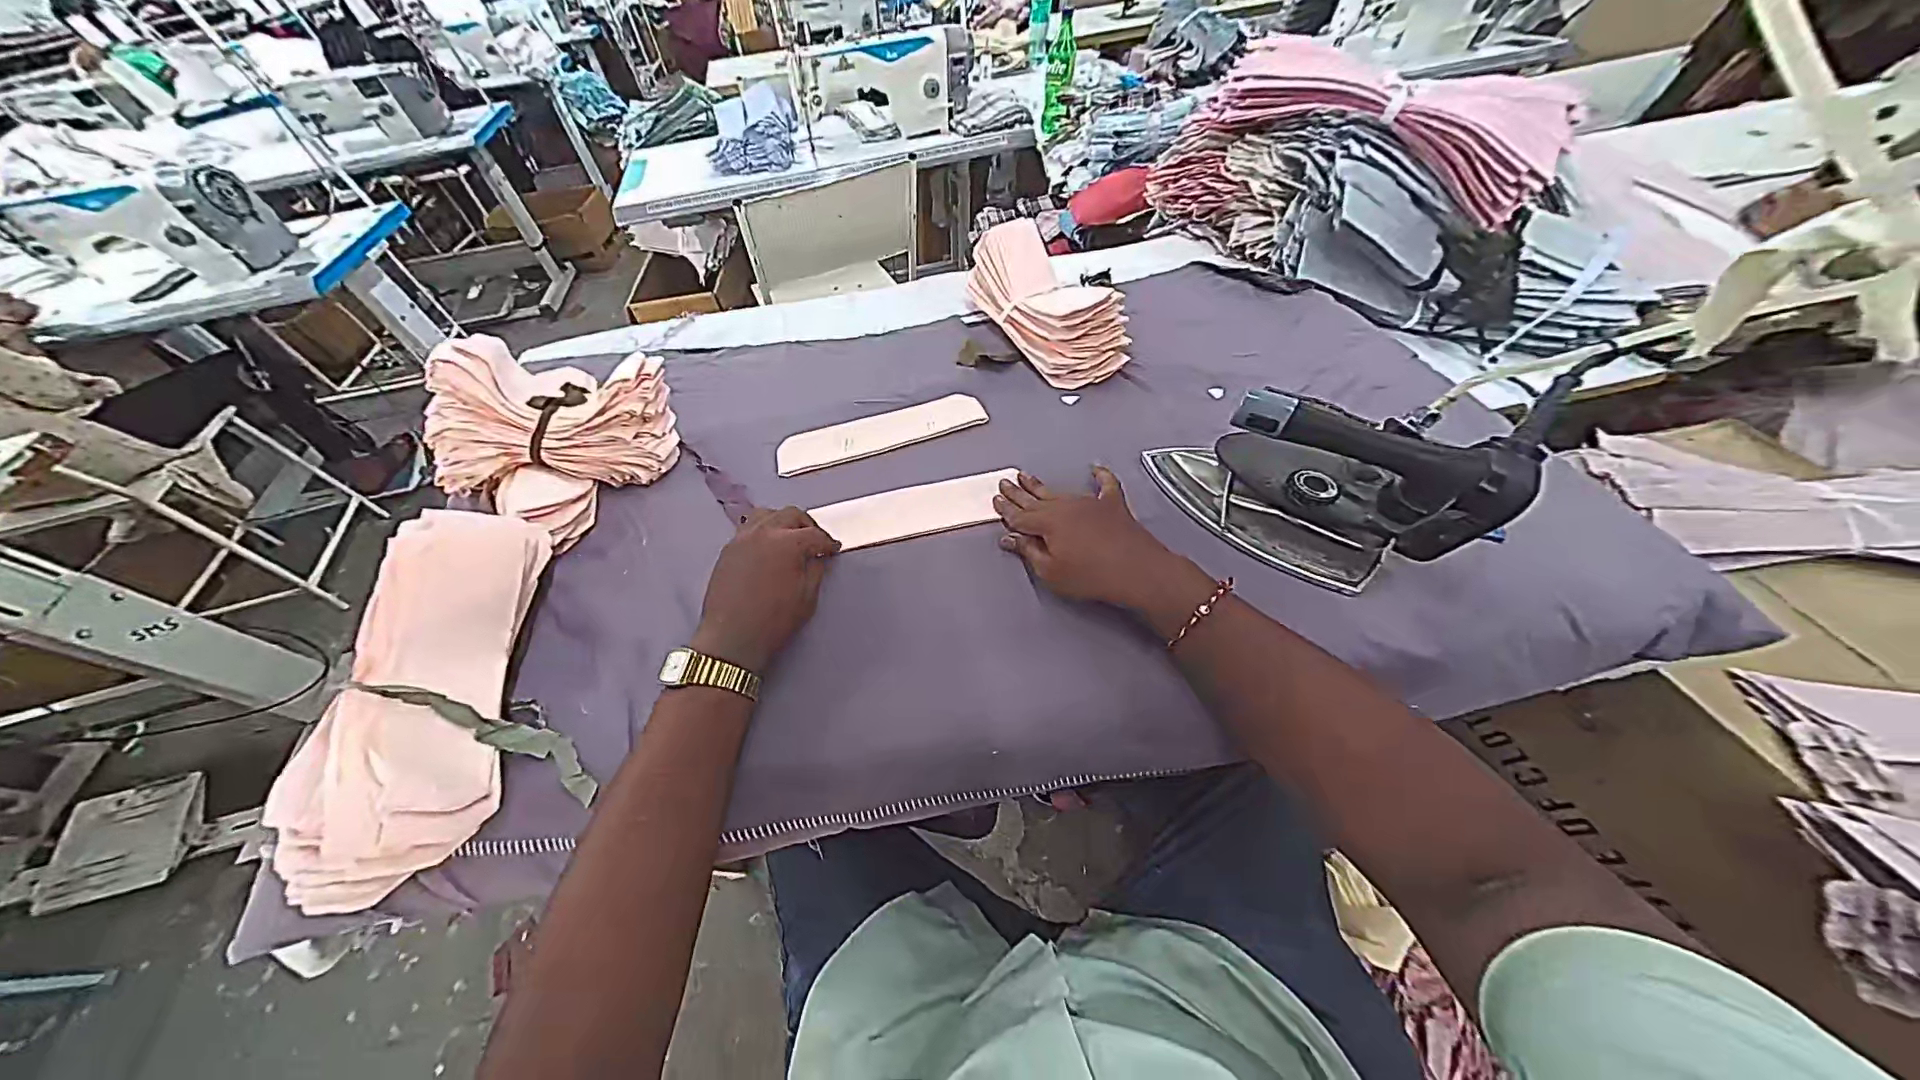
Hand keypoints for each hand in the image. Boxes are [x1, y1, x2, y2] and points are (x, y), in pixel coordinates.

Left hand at [690, 506, 839, 671]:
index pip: (815, 534)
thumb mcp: (807, 597)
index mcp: (787, 543)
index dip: (828, 542)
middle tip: (815, 540)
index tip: (832, 548)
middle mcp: (763, 534)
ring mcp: (742, 539)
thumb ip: (816, 570)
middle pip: (790, 515)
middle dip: (807, 525)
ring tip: (790, 537)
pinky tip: (768, 547)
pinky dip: (763, 531)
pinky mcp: (728, 550)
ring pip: (766, 515)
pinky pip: (748, 528)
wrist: (732, 637)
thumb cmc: (769, 621)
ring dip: (783, 521)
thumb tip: (817, 558)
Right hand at [994, 468, 1211, 617]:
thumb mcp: (1050, 571)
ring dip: (1042, 486)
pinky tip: (1095, 469)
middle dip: (1018, 493)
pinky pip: (1105, 486)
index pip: (1020, 516)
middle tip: (1005, 483)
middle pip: (1036, 499)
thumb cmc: (1092, 575)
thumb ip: (1029, 552)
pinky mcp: (1113, 506)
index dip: (1006, 510)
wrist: (1137, 571)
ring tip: (1028, 478)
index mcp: (1048, 523)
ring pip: (1060, 492)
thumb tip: (1010, 538)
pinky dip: (1100, 477)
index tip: (997, 502)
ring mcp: (1090, 504)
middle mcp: (1066, 507)